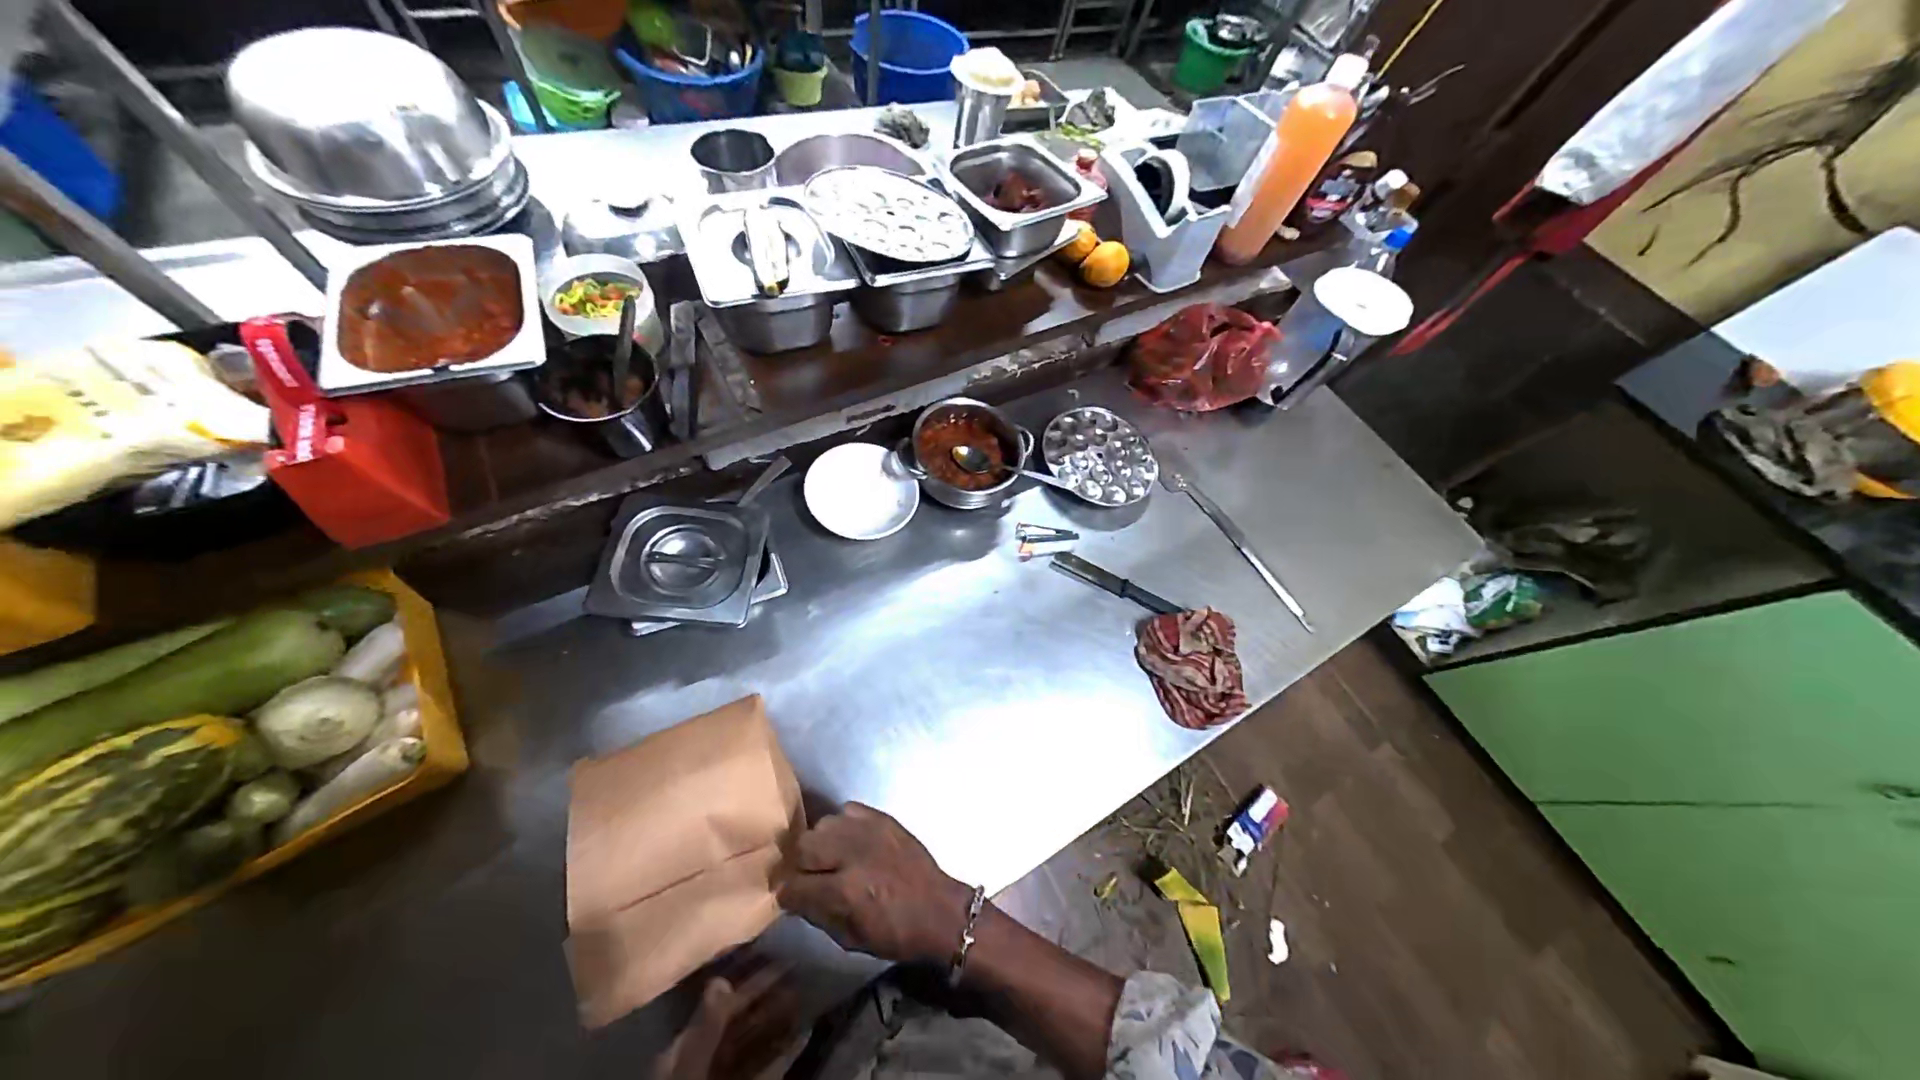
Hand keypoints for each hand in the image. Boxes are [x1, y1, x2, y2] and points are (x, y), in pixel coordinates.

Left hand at [653, 964, 796, 1079]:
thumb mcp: (689, 1072)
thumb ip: (705, 1029)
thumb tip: (719, 978)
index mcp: (681, 1053)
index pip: (718, 1006)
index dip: (749, 982)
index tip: (781, 958)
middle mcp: (699, 1063)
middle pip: (738, 1023)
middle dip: (768, 998)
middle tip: (801, 970)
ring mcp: (720, 1079)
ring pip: (752, 1046)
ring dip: (778, 1022)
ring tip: (806, 996)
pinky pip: (763, 1070)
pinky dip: (782, 1054)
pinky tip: (803, 1036)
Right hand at [777, 802, 973, 964]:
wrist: (938, 910)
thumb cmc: (895, 933)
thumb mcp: (850, 939)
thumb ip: (817, 914)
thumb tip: (794, 897)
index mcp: (844, 891)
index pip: (795, 886)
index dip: (788, 895)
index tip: (791, 897)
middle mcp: (853, 855)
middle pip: (803, 846)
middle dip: (801, 864)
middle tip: (810, 875)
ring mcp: (869, 831)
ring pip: (823, 824)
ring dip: (821, 843)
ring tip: (832, 856)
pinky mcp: (883, 818)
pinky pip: (847, 810)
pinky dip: (844, 825)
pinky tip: (851, 841)